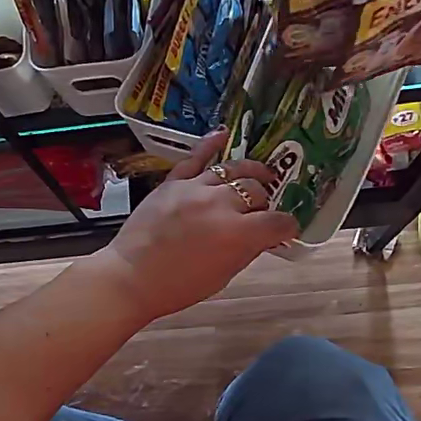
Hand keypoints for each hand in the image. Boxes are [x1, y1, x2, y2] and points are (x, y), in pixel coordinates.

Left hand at [88, 130, 299, 322]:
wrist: (132, 277)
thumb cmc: (180, 286)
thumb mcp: (224, 274)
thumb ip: (248, 250)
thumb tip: (266, 236)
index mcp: (238, 234)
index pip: (277, 222)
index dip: (287, 227)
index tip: (287, 230)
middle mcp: (222, 204)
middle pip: (257, 191)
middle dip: (266, 201)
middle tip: (264, 209)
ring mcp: (197, 188)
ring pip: (234, 170)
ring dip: (251, 172)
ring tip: (261, 174)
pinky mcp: (175, 182)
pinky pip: (196, 157)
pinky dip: (211, 144)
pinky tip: (224, 135)